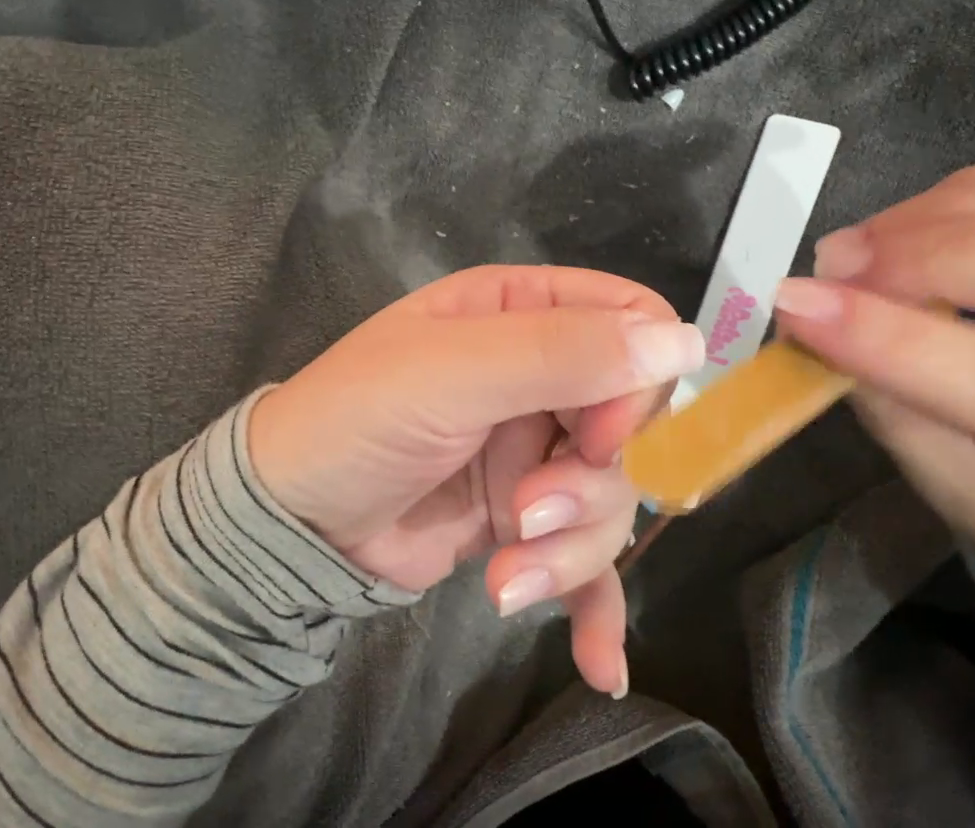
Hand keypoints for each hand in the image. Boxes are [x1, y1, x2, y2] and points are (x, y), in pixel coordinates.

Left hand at [249, 266, 702, 695]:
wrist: (287, 525)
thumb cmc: (353, 423)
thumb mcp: (449, 373)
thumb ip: (561, 353)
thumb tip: (687, 343)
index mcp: (521, 311)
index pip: (634, 328)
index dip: (637, 385)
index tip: (599, 439)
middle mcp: (538, 377)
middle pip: (634, 424)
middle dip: (591, 484)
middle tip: (526, 513)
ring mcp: (533, 453)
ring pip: (612, 500)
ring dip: (568, 547)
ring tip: (504, 575)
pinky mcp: (522, 522)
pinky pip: (585, 560)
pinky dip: (593, 607)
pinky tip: (599, 664)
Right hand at [773, 159, 974, 579]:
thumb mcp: (964, 500)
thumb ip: (903, 418)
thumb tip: (824, 328)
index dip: (898, 340)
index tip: (797, 308)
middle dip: (937, 256)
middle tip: (836, 264)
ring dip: (940, 215)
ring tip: (855, 249)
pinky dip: (970, 192)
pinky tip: (911, 225)